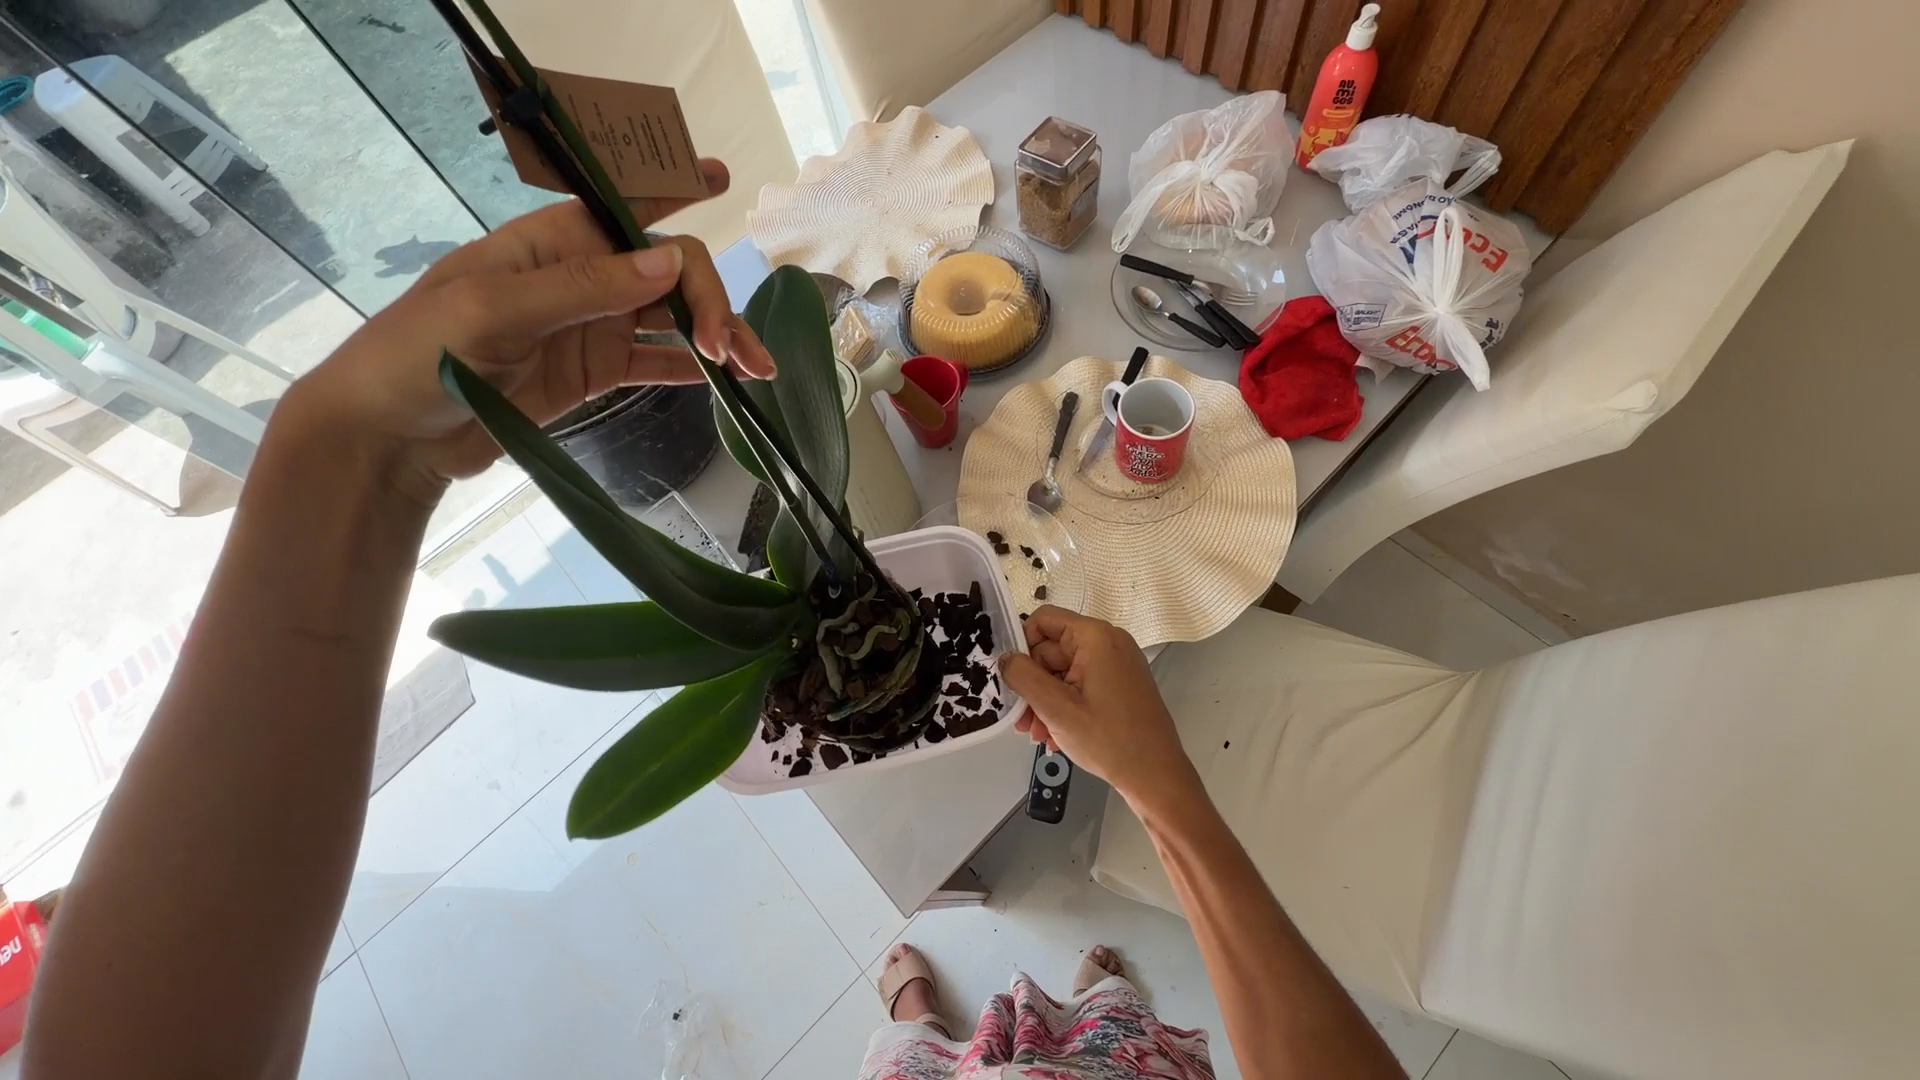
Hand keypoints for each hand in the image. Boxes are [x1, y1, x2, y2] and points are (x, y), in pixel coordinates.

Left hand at [294, 158, 774, 498]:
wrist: (394, 433)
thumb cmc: (420, 353)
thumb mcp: (495, 310)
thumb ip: (585, 287)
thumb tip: (670, 261)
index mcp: (554, 242)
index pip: (626, 207)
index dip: (673, 186)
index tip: (719, 178)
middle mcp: (584, 277)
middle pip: (669, 273)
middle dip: (710, 303)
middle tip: (731, 350)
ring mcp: (595, 326)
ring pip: (675, 321)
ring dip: (720, 340)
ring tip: (759, 371)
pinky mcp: (598, 371)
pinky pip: (659, 363)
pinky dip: (696, 371)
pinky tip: (730, 382)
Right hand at [999, 607, 1198, 805]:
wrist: (1156, 776)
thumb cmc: (1109, 740)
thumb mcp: (1056, 708)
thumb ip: (1024, 676)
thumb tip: (1005, 658)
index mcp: (1095, 637)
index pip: (1042, 620)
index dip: (1022, 646)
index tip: (1012, 679)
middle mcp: (1108, 642)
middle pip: (1051, 650)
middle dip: (1033, 684)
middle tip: (1023, 720)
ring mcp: (1116, 664)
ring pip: (1063, 671)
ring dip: (1045, 700)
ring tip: (1038, 733)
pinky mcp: (1119, 684)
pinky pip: (1080, 684)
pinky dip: (1065, 705)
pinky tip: (1056, 734)